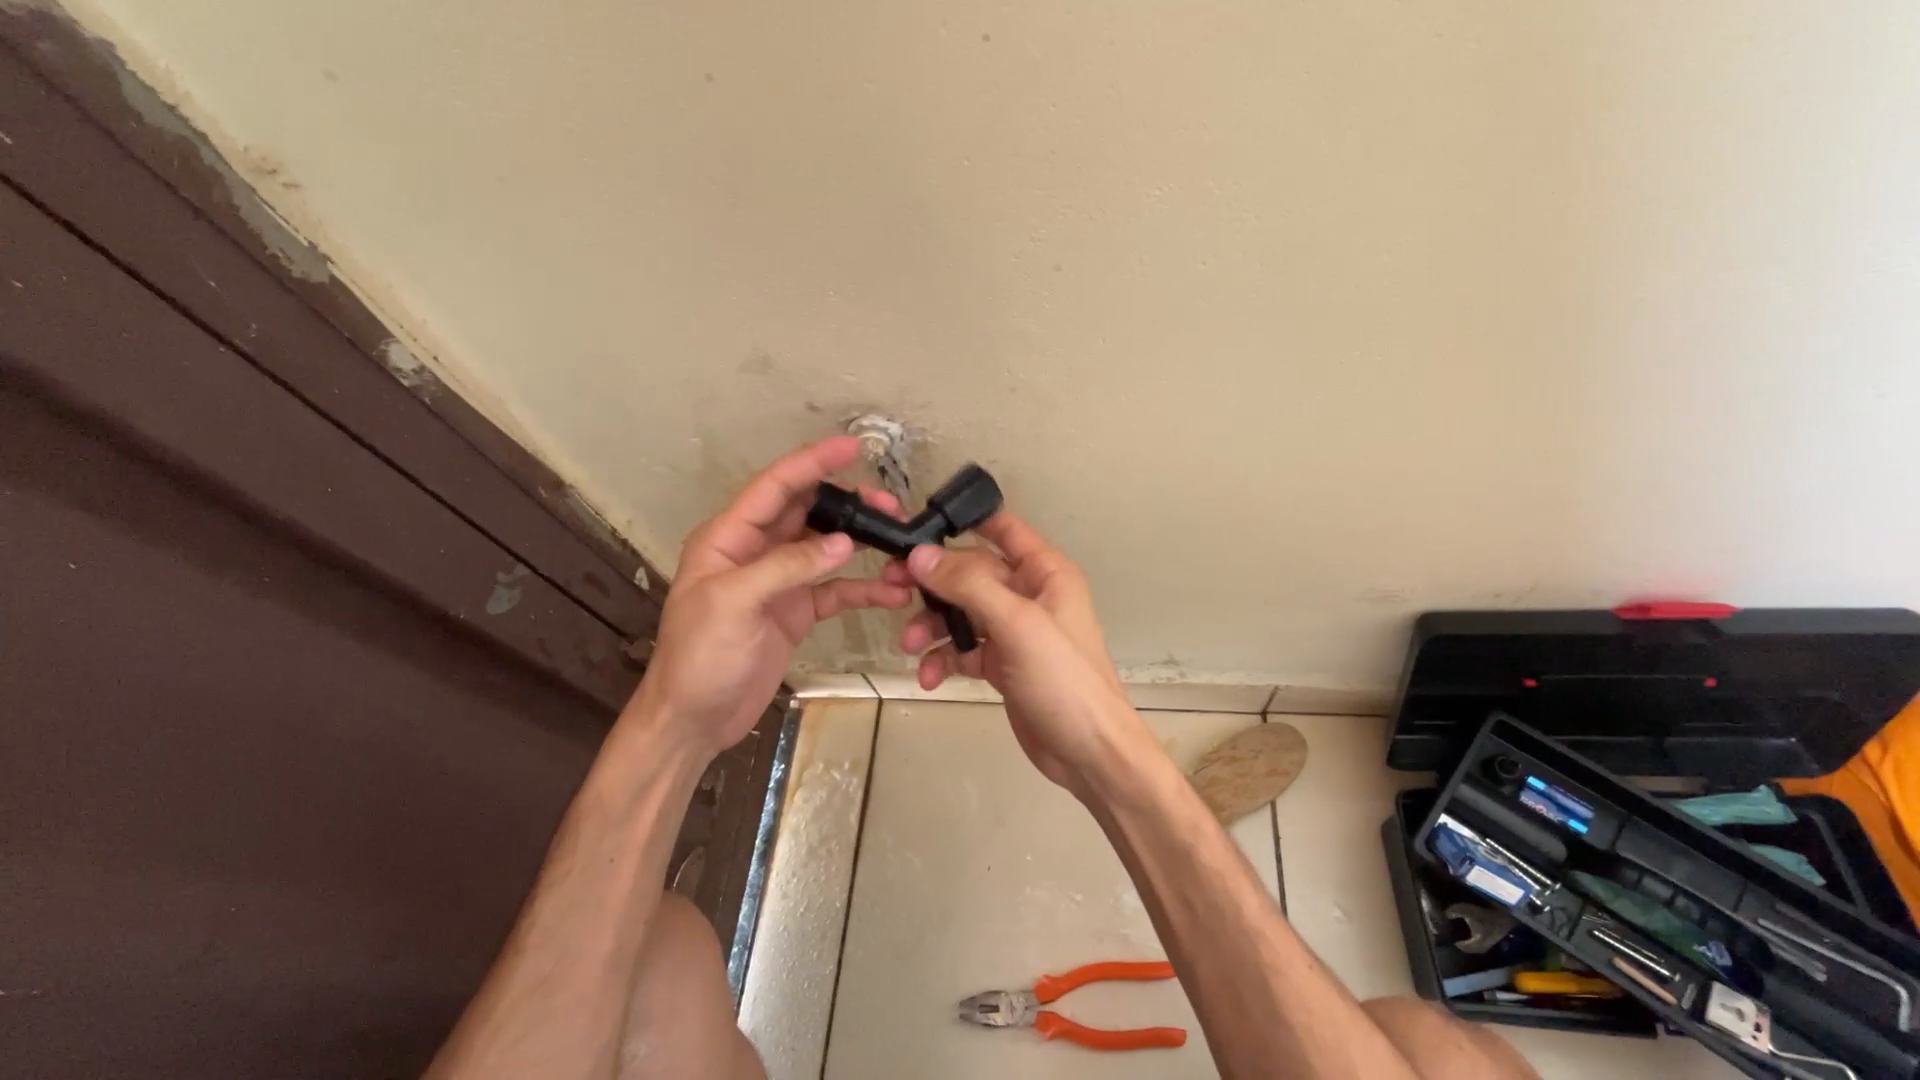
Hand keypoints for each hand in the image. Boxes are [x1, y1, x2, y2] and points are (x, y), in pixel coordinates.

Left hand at [628, 437, 912, 756]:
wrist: (694, 719)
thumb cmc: (699, 657)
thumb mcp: (735, 603)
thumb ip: (788, 567)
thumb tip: (843, 543)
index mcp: (728, 539)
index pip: (775, 488)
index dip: (811, 463)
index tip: (850, 446)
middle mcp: (754, 552)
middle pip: (806, 513)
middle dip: (847, 504)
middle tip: (888, 505)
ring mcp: (777, 583)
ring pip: (825, 550)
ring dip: (860, 545)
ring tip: (898, 543)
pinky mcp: (794, 613)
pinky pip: (833, 591)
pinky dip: (861, 589)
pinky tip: (890, 593)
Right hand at [890, 512, 1150, 795]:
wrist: (1087, 753)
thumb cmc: (1063, 679)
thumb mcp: (1017, 625)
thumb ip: (968, 585)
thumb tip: (920, 555)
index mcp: (1045, 574)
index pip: (1004, 530)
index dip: (966, 522)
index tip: (921, 525)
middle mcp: (1029, 596)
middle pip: (971, 574)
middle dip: (933, 585)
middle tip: (892, 590)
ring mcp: (1015, 632)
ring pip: (962, 614)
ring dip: (932, 626)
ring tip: (908, 645)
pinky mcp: (1002, 665)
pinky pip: (964, 651)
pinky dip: (943, 659)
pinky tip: (928, 675)